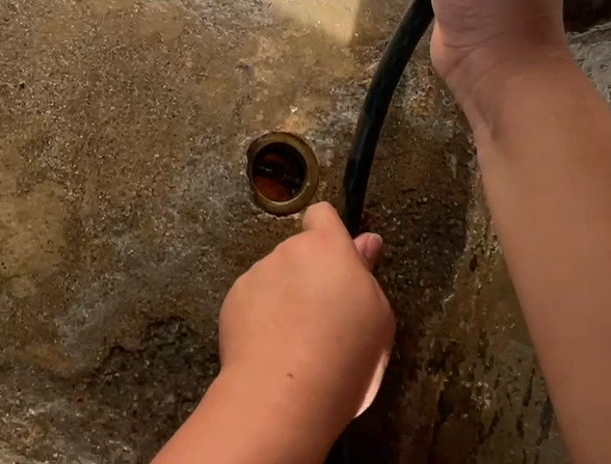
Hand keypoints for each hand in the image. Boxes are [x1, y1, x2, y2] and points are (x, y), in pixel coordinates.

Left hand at [218, 202, 393, 432]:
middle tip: (321, 320)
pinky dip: (259, 319)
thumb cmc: (346, 355)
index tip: (334, 262)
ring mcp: (256, 274)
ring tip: (294, 344)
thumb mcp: (378, 318)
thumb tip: (366, 241)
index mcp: (327, 247)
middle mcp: (288, 251)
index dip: (327, 233)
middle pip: (298, 253)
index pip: (322, 214)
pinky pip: (251, 303)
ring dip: (282, 298)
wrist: (284, 396)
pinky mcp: (232, 301)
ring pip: (274, 279)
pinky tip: (269, 351)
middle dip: (307, 276)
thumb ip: (367, 273)